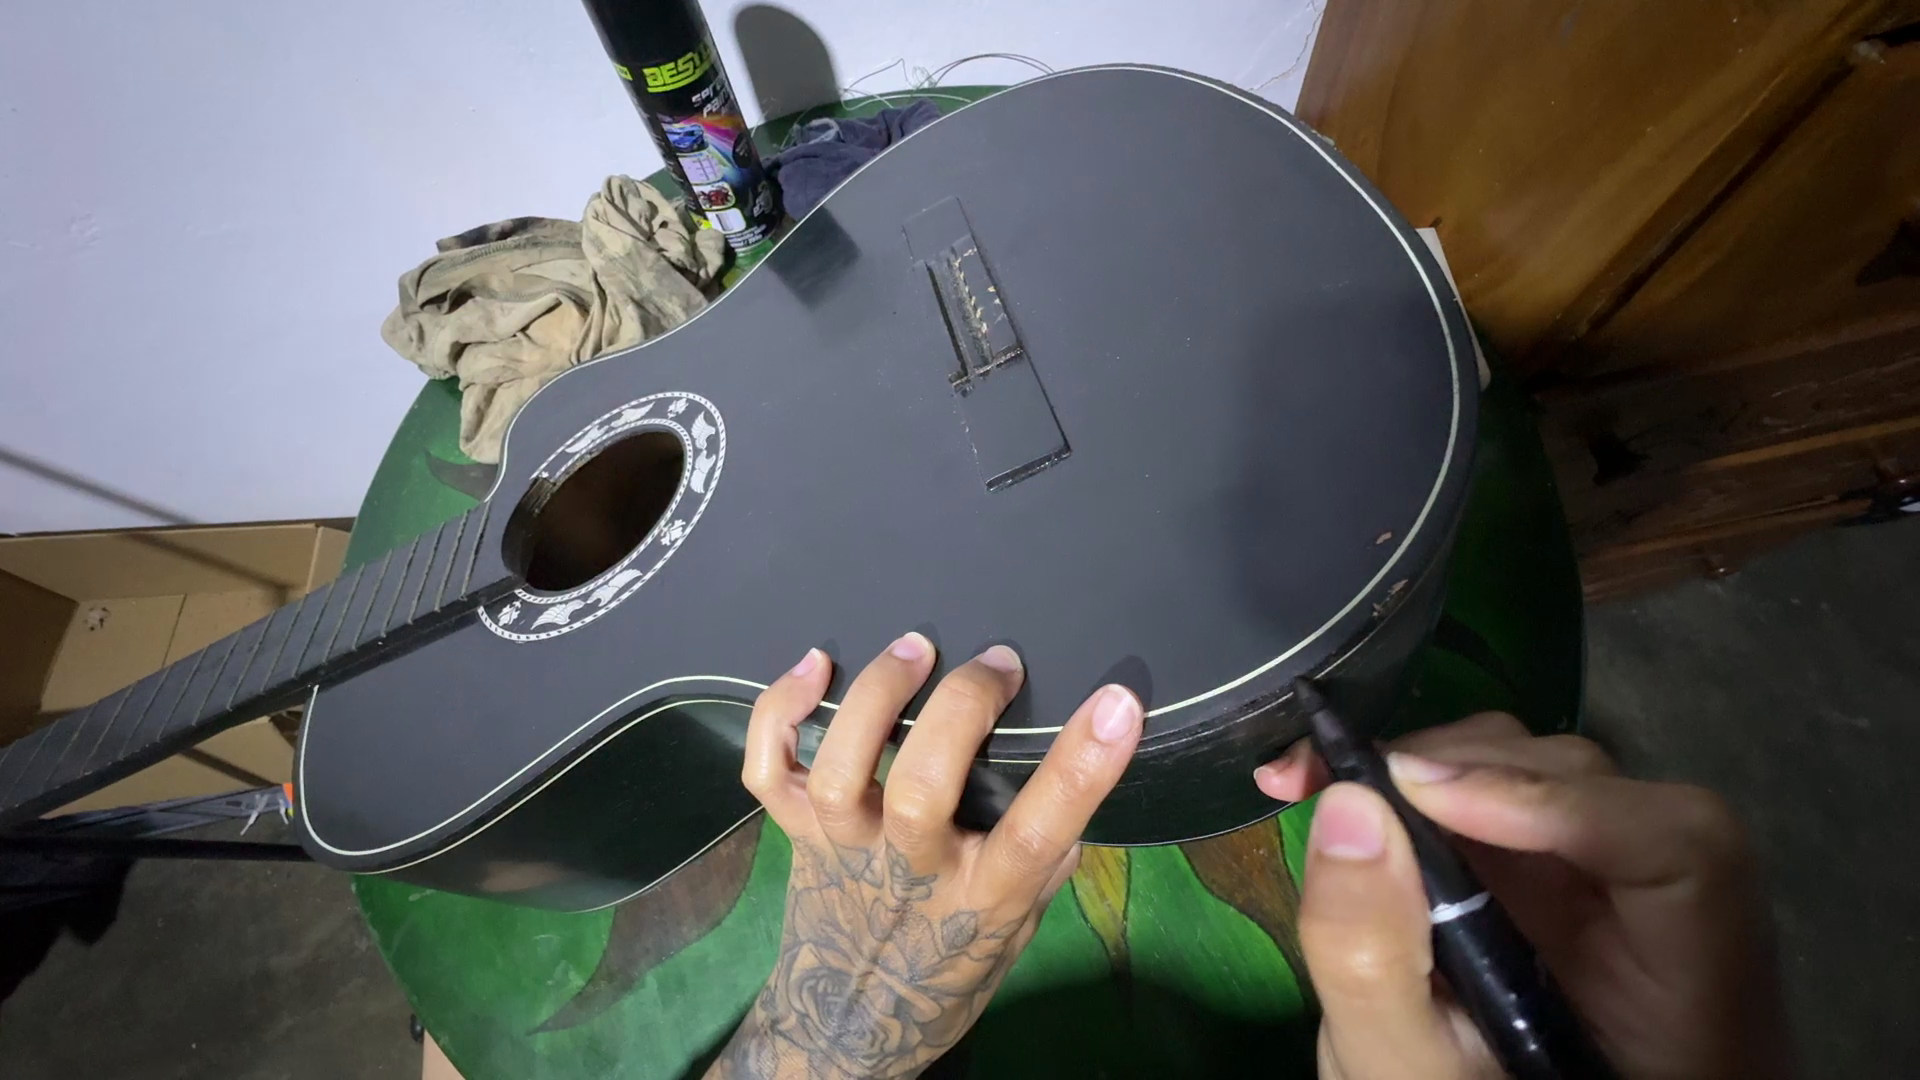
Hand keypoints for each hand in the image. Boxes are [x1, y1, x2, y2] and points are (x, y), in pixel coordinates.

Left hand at [709, 633, 1143, 1078]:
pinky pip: (768, 769)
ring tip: (916, 648)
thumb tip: (1075, 773)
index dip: (1082, 766)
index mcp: (980, 899)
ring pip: (842, 770)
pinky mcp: (794, 833)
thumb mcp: (1018, 931)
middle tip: (997, 663)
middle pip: (923, 785)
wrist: (847, 1024)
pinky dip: (778, 712)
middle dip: (962, 707)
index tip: (1117, 703)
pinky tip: (814, 668)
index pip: (1038, 831)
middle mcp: (907, 870)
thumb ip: (1043, 858)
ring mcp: (841, 848)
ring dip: (876, 696)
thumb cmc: (949, 970)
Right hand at [1255, 713, 1790, 1079]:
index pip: (1679, 850)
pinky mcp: (1525, 866)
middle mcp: (1654, 923)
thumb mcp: (1399, 1067)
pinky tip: (1338, 787)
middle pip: (1594, 790)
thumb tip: (1349, 804)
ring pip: (1533, 771)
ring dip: (1421, 762)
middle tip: (1335, 779)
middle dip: (1453, 769)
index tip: (1413, 793)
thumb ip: (1372, 958)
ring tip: (1320, 780)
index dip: (1553, 798)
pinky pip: (1479, 786)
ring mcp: (1590, 887)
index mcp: (1683, 1004)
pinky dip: (1402, 776)